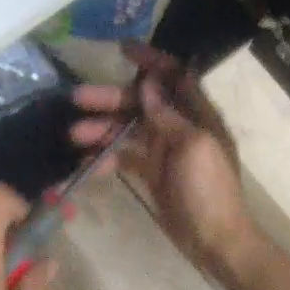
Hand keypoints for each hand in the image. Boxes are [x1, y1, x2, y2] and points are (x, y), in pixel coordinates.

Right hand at [70, 43, 257, 276]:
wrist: (215, 240)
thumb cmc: (209, 191)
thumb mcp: (192, 147)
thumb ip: (169, 115)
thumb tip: (148, 84)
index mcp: (198, 115)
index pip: (174, 77)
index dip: (150, 61)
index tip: (122, 49)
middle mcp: (181, 128)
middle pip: (143, 103)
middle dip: (111, 99)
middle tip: (78, 99)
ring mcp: (166, 152)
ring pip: (130, 129)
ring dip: (103, 129)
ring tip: (74, 135)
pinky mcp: (153, 174)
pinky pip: (126, 157)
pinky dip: (107, 157)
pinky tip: (87, 161)